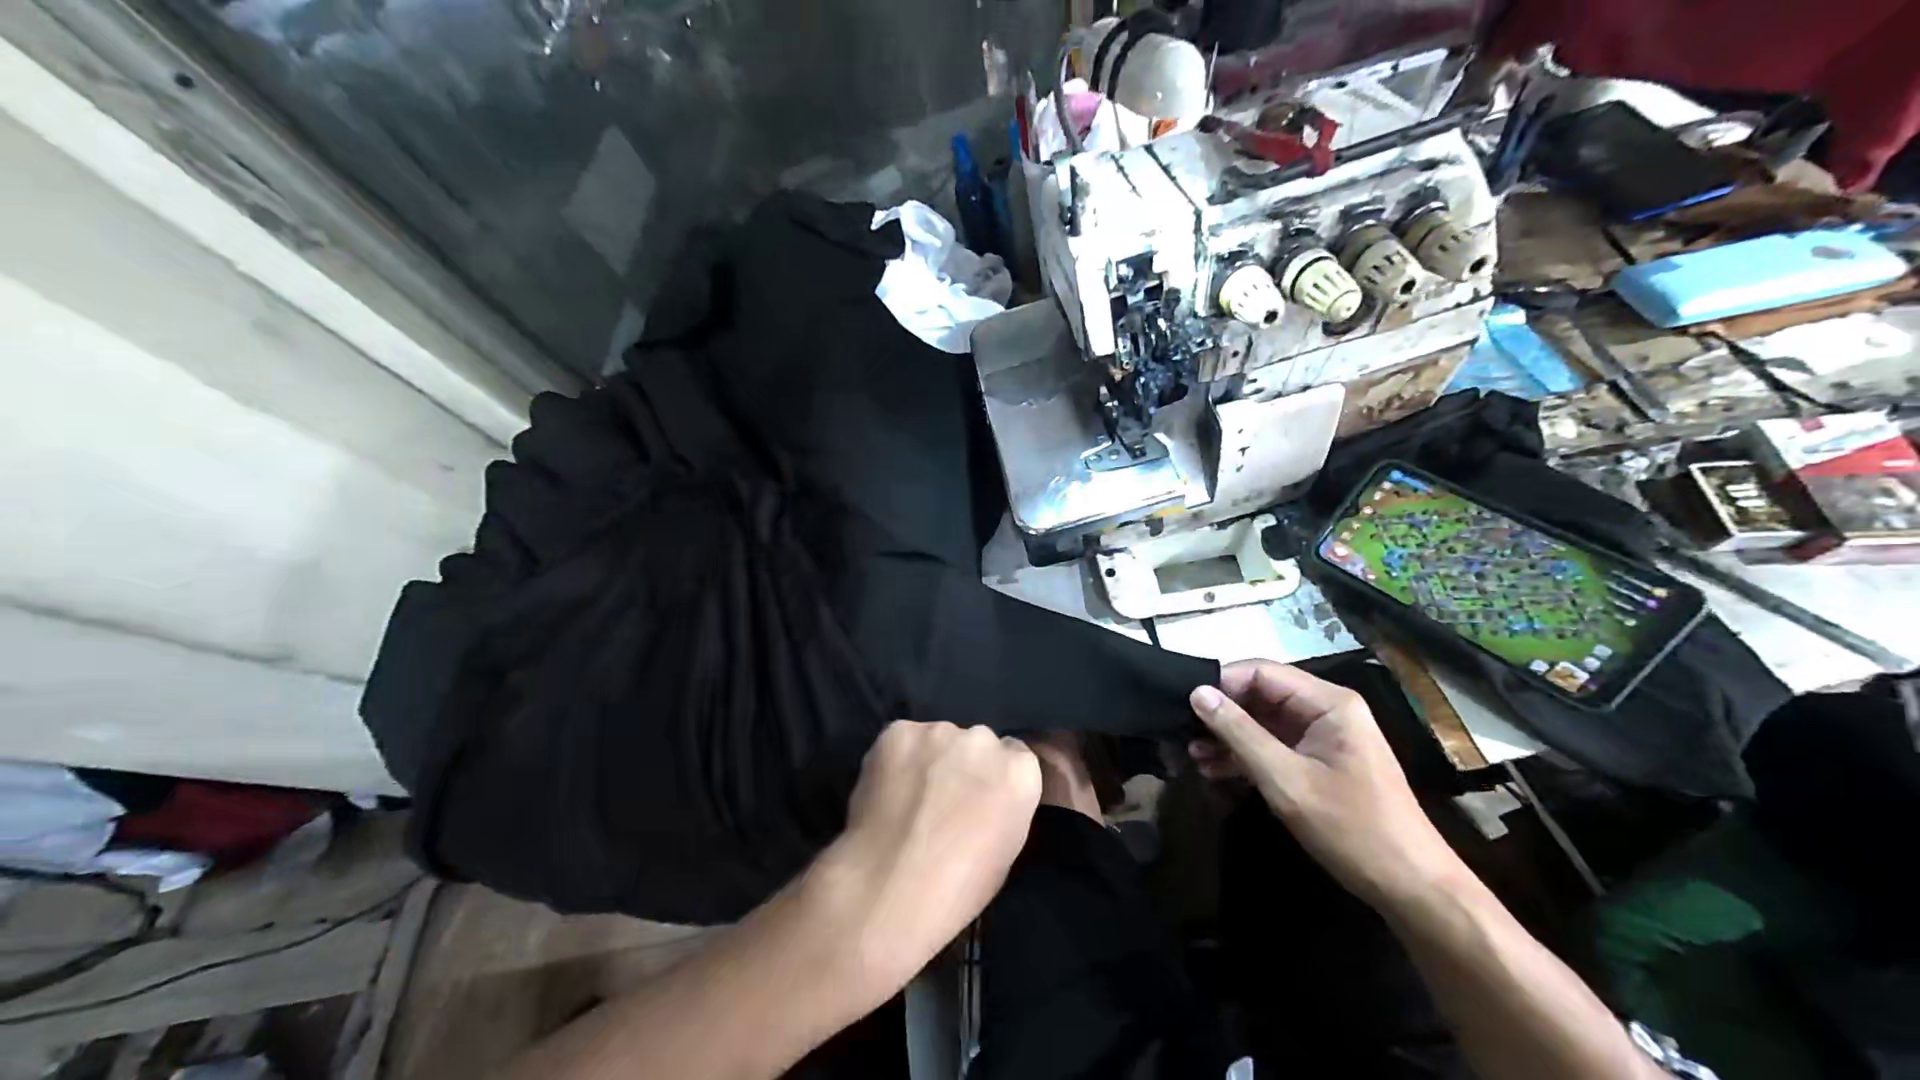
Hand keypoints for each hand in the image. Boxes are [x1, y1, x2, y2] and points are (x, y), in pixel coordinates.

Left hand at [807, 721, 1040, 990]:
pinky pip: (902, 739)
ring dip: (929, 759)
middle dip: (963, 763)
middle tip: (941, 799)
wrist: (891, 885)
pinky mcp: (898, 731)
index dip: (993, 777)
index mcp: (1019, 771)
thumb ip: (1002, 806)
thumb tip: (985, 796)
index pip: (1014, 755)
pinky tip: (886, 788)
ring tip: (908, 797)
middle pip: (976, 742)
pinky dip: (896, 758)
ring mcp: (939, 732)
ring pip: (937, 739)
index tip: (978, 797)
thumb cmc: (957, 887)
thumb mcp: (1005, 849)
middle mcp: (983, 740)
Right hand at [1188, 661, 1464, 910]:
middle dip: (1222, 713)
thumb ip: (1239, 733)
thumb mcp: (1285, 779)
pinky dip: (1245, 755)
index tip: (1184, 705)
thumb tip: (1197, 693)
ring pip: (1263, 721)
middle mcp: (1326, 710)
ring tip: (1193, 756)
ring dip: (1229, 737)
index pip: (1262, 672)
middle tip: (1183, 733)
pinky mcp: (1318, 761)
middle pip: (1261, 695)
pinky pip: (1273, 745)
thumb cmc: (1352, 828)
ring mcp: (1323, 737)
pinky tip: (1214, 769)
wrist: (1411, 887)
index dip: (1222, 683)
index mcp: (1329, 703)